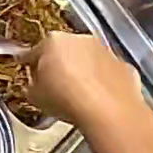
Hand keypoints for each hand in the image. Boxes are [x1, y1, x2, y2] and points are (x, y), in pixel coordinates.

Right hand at [23, 33, 144, 130]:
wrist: (109, 112)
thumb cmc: (64, 99)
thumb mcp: (34, 95)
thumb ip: (32, 84)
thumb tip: (35, 85)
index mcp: (53, 41)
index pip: (35, 51)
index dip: (29, 63)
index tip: (26, 71)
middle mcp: (80, 39)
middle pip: (64, 50)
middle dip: (58, 64)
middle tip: (53, 84)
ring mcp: (106, 52)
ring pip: (88, 59)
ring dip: (82, 71)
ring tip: (77, 94)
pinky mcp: (126, 67)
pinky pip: (108, 73)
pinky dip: (103, 82)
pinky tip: (99, 98)